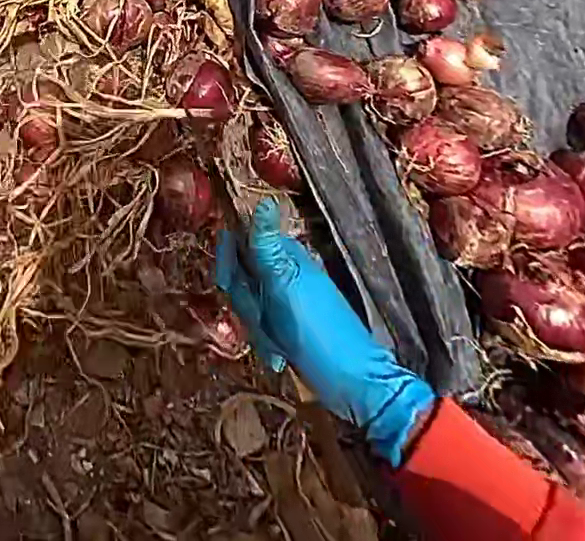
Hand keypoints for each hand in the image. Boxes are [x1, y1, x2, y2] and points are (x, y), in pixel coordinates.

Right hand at [216, 198, 436, 465]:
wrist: (355, 385)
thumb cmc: (321, 333)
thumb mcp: (286, 287)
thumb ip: (267, 246)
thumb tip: (264, 199)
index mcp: (285, 254)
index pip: (238, 240)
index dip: (229, 263)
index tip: (231, 286)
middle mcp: (282, 271)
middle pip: (238, 275)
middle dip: (245, 304)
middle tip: (264, 320)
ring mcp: (284, 298)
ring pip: (246, 303)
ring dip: (256, 327)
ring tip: (277, 345)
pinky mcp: (286, 324)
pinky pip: (259, 325)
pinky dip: (265, 342)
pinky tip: (280, 356)